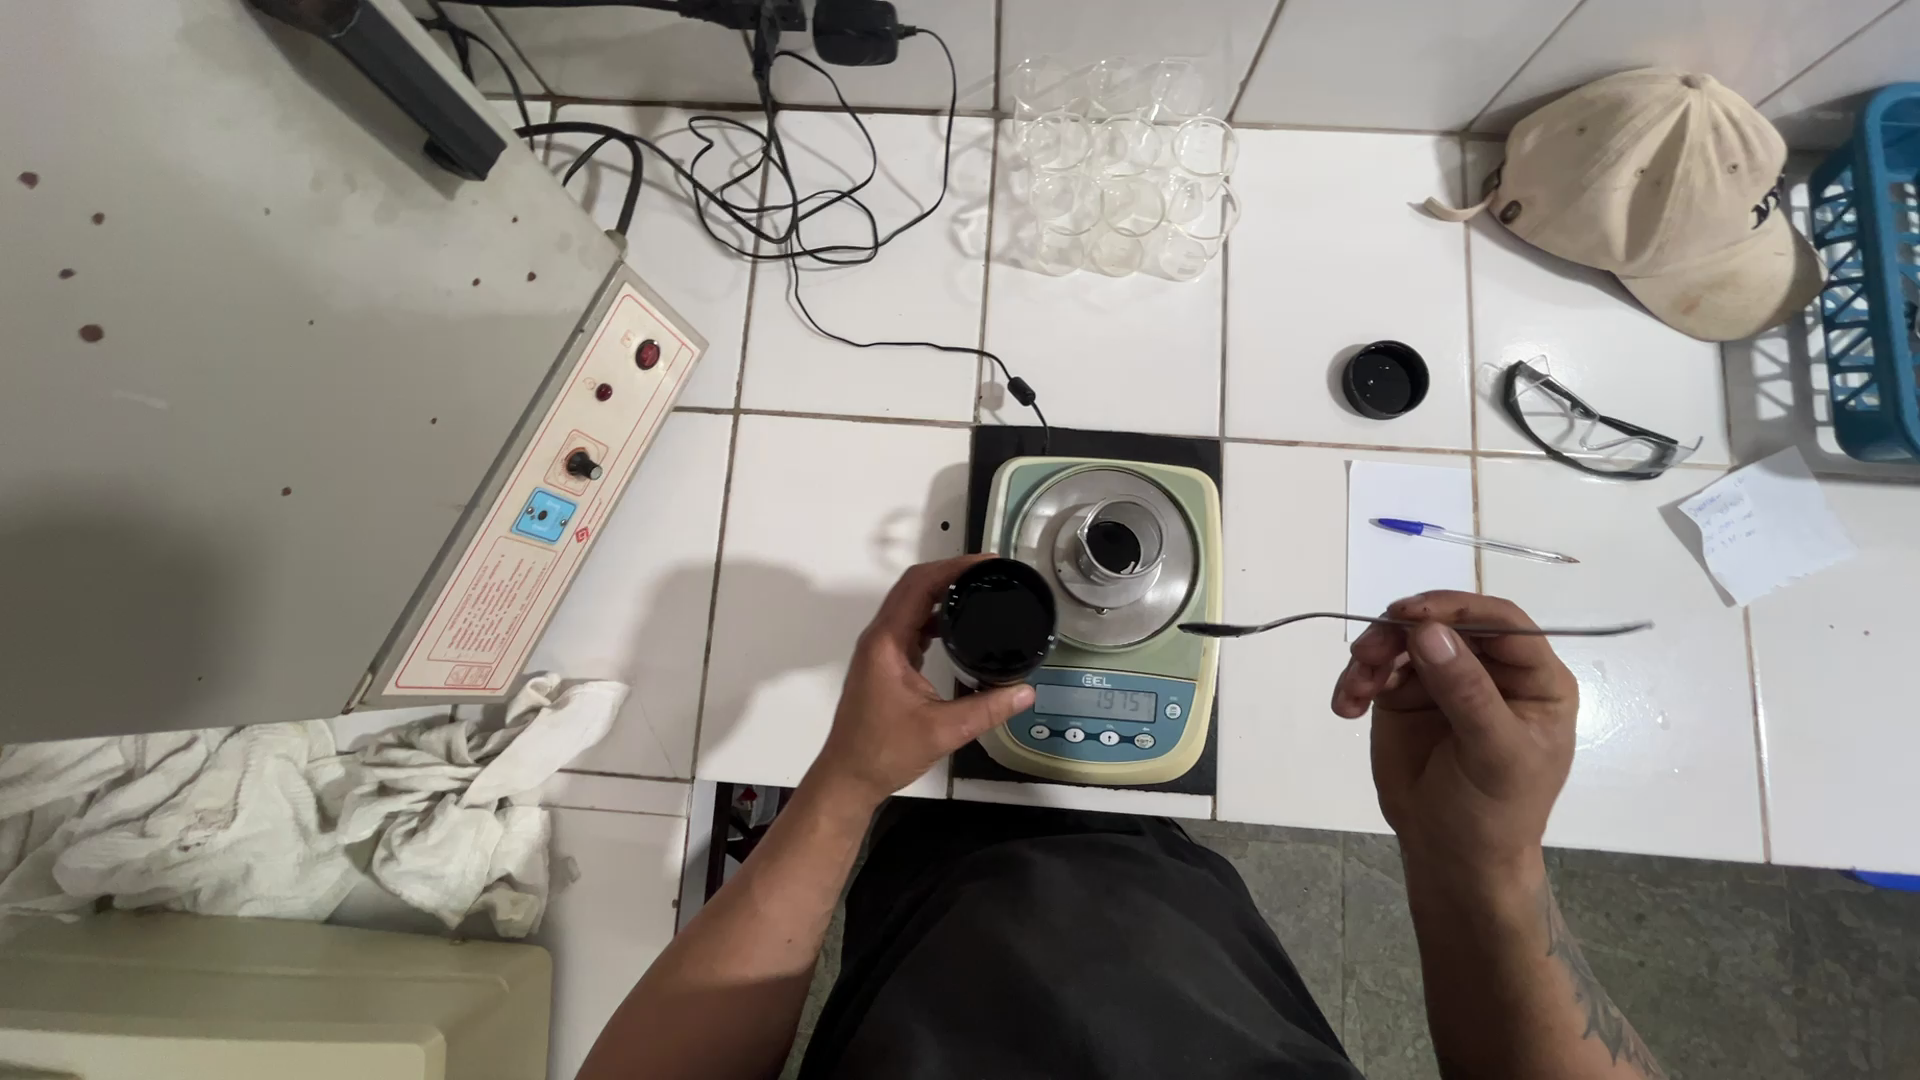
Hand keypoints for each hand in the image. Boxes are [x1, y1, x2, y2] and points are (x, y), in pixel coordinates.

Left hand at [809, 556, 1036, 808]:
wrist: (849, 776)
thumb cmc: (886, 751)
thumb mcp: (943, 731)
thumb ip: (987, 709)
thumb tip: (1026, 691)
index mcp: (887, 642)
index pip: (919, 585)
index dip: (953, 567)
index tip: (987, 562)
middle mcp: (880, 637)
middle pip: (914, 586)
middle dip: (950, 572)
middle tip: (990, 571)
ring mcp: (880, 648)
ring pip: (911, 603)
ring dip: (941, 591)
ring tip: (979, 589)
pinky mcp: (886, 662)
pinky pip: (911, 624)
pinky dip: (934, 615)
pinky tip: (959, 624)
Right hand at [1330, 592, 1577, 885]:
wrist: (1449, 853)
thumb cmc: (1493, 809)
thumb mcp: (1492, 752)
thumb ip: (1466, 691)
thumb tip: (1429, 632)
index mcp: (1531, 680)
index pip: (1501, 622)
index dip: (1457, 607)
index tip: (1408, 613)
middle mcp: (1487, 671)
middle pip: (1439, 624)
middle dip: (1397, 635)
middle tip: (1364, 655)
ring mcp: (1441, 681)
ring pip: (1399, 642)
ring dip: (1369, 659)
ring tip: (1354, 692)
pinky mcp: (1402, 696)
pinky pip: (1374, 669)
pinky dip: (1354, 682)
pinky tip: (1345, 707)